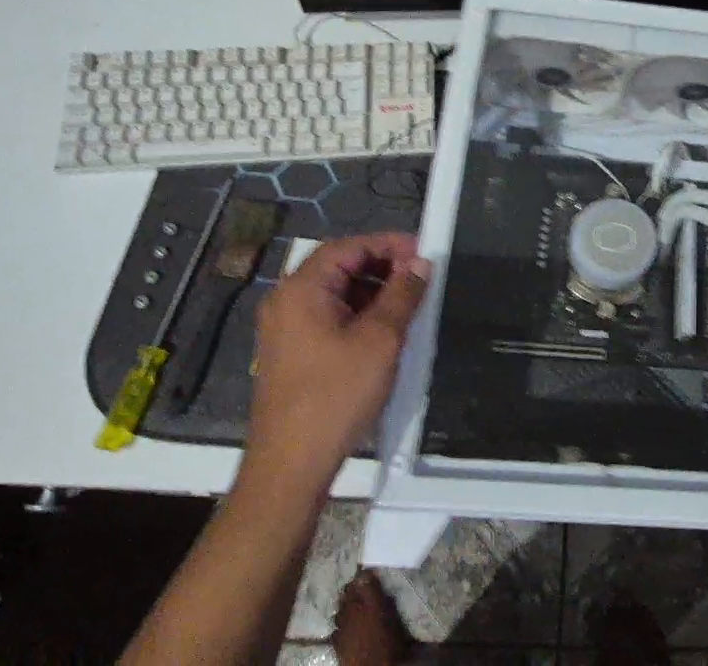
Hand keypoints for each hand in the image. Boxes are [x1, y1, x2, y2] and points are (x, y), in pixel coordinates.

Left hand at [244, 233, 431, 478]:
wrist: (291, 465)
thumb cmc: (336, 396)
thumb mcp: (380, 341)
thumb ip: (402, 295)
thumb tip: (420, 264)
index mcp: (301, 290)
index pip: (346, 247)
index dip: (387, 244)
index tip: (423, 251)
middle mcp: (286, 302)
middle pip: (337, 267)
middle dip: (381, 266)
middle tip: (420, 277)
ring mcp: (284, 330)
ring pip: (333, 293)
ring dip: (371, 292)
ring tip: (409, 303)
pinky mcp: (290, 354)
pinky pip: (327, 317)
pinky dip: (357, 314)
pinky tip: (385, 331)